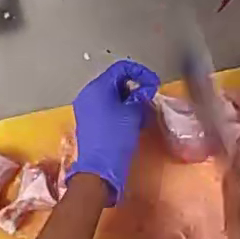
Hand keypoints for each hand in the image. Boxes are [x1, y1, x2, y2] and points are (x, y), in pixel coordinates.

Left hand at [68, 59, 159, 205]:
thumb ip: (141, 96)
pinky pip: (105, 109)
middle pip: (115, 81)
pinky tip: (131, 122)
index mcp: (97, 88)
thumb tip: (144, 91)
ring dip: (128, 100)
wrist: (99, 170)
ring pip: (111, 96)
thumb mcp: (133, 113)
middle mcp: (88, 95)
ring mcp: (86, 110)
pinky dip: (119, 110)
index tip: (153, 83)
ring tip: (141, 111)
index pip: (121, 68)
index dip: (141, 73)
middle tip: (148, 97)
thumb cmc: (114, 140)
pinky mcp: (88, 123)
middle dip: (134, 87)